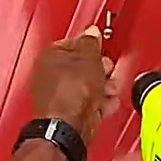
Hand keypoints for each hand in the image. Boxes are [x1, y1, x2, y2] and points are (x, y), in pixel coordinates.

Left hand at [28, 27, 117, 142]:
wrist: (70, 125)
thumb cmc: (71, 92)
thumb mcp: (88, 57)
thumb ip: (91, 42)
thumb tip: (92, 34)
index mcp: (50, 56)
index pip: (72, 43)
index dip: (90, 44)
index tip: (100, 45)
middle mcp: (51, 77)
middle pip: (81, 67)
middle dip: (99, 68)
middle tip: (107, 68)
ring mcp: (61, 98)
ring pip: (87, 88)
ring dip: (103, 87)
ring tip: (110, 88)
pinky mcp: (70, 115)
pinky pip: (89, 105)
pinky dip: (101, 104)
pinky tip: (107, 103)